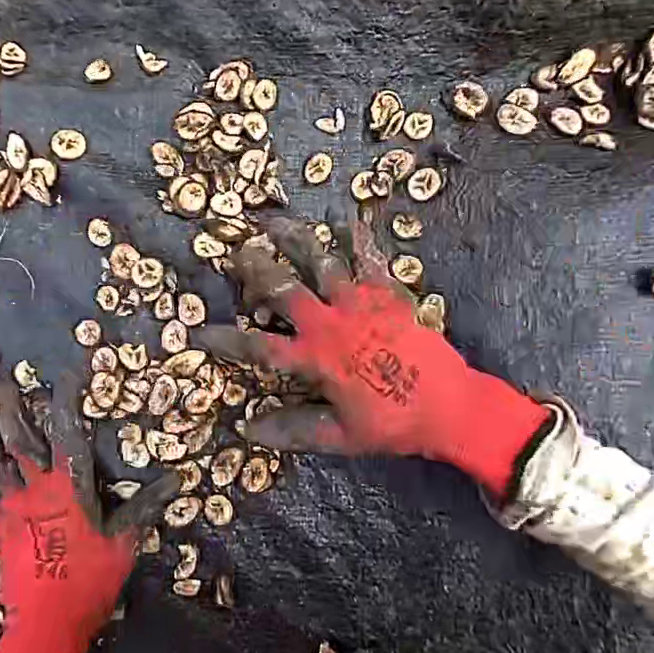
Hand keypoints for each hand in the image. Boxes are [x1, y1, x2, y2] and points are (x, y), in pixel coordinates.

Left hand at [0, 377, 177, 652]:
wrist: (45, 625)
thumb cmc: (88, 581)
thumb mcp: (124, 543)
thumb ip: (146, 507)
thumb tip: (180, 480)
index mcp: (69, 485)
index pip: (68, 430)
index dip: (68, 397)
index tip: (68, 372)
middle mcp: (35, 486)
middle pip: (20, 436)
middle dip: (10, 404)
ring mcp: (9, 504)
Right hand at [197, 214, 548, 498]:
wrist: (453, 406)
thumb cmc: (393, 423)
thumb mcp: (339, 435)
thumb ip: (293, 429)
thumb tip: (248, 430)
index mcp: (313, 358)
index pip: (257, 346)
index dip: (225, 339)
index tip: (200, 333)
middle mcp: (329, 323)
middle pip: (282, 289)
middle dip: (256, 269)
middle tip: (238, 251)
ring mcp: (359, 303)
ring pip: (319, 262)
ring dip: (294, 241)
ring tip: (275, 222)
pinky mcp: (388, 293)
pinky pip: (368, 258)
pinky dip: (356, 237)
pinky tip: (346, 218)